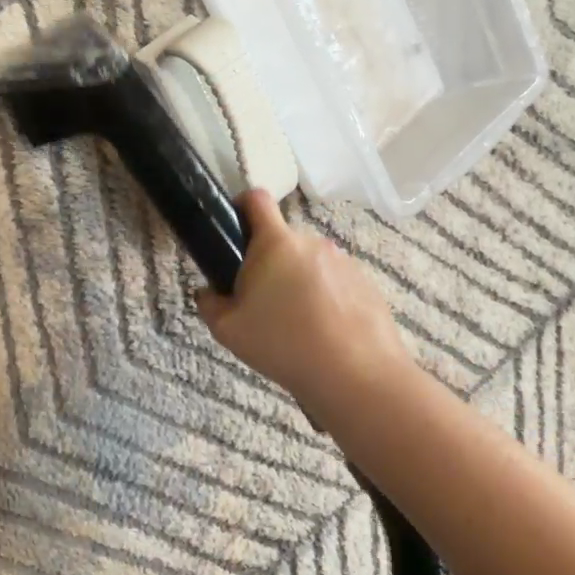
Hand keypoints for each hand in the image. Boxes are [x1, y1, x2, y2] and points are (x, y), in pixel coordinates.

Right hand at [195, 190, 414, 412]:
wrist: (356, 374)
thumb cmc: (282, 344)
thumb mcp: (227, 329)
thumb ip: (209, 304)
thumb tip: (208, 292)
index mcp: (275, 244)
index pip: (256, 200)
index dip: (239, 207)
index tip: (231, 231)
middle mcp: (312, 243)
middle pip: (281, 240)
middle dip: (265, 263)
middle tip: (255, 303)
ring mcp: (344, 262)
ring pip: (307, 263)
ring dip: (295, 282)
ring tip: (291, 324)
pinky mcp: (367, 284)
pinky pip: (333, 282)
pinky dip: (322, 299)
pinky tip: (319, 332)